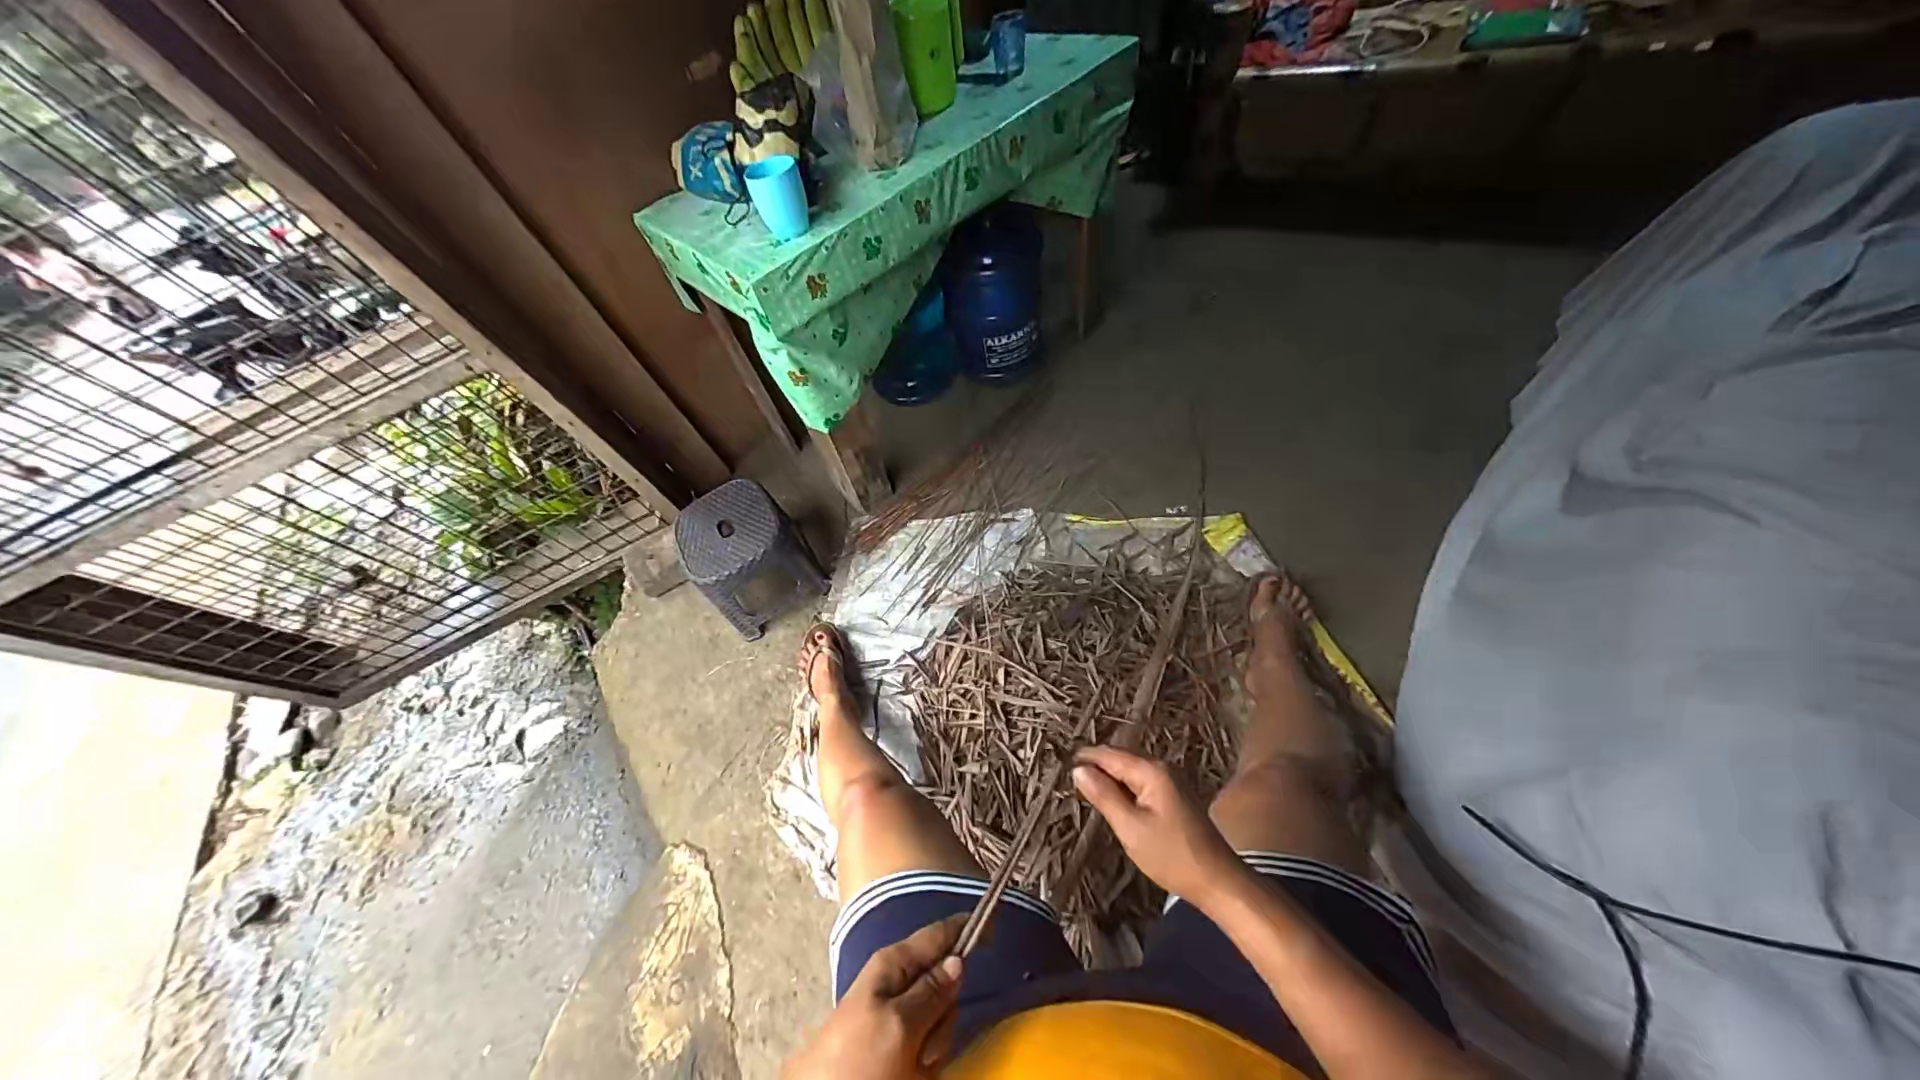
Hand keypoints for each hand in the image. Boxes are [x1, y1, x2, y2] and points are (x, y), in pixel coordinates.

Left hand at [783, 914, 966, 1079]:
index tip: (995, 927)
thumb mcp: (898, 1026)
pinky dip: (928, 1060)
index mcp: (892, 966)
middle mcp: (897, 985)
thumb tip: (958, 959)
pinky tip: (913, 1074)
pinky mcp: (900, 1046)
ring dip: (936, 1043)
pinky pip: (931, 1043)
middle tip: (926, 1043)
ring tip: (914, 1067)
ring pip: (942, 1017)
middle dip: (946, 1013)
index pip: (937, 934)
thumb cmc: (857, 1065)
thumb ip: (931, 992)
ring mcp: (899, 1017)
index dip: (966, 928)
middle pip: (945, 982)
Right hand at [1073, 745, 1244, 904]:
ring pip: (1130, 771)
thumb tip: (1079, 770)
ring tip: (1083, 785)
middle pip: (1121, 758)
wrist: (1219, 881)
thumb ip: (1104, 795)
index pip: (1109, 755)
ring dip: (1109, 776)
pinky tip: (1111, 799)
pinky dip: (1123, 787)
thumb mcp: (1130, 827)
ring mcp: (1170, 783)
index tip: (1060, 761)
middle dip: (1095, 763)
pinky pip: (1141, 783)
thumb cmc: (1172, 856)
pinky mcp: (1174, 798)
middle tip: (1067, 773)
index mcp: (1151, 772)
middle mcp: (1162, 769)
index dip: (1085, 757)